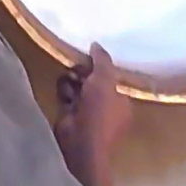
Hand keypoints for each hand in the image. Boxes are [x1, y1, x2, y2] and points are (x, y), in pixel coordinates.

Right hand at [54, 44, 132, 185]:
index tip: (90, 57)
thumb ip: (102, 60)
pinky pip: (66, 93)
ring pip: (77, 84)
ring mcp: (87, 111)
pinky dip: (64, 91)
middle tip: (77, 69)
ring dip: (71, 80)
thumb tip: (97, 44)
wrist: (80, 141)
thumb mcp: (105, 80)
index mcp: (121, 101)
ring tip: (70, 84)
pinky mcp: (70, 113)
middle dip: (83, 71)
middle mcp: (105, 106)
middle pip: (92, 79)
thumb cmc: (99, 111)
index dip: (100, 66)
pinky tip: (64, 96)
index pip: (111, 77)